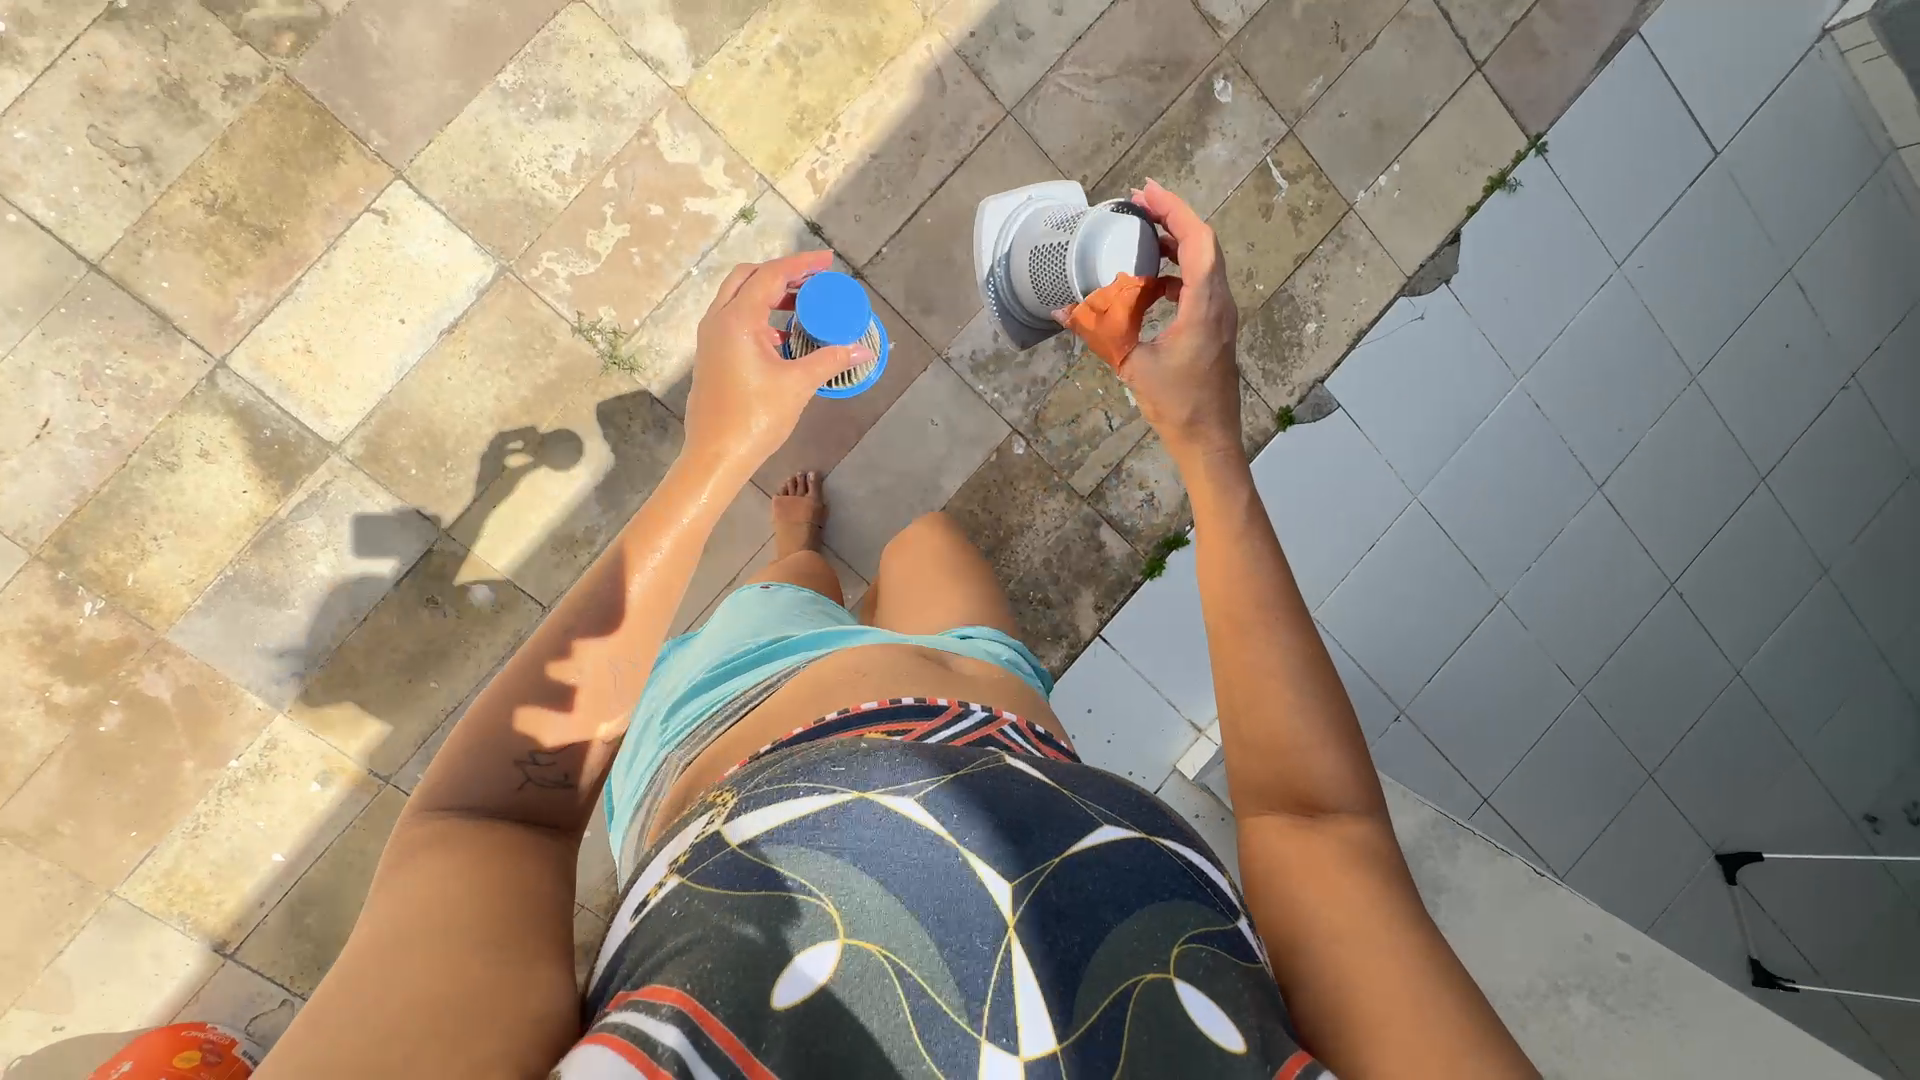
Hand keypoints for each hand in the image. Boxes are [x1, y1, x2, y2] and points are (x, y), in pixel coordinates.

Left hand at [681, 251, 873, 474]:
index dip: (801, 264)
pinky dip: (759, 316)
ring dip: (769, 295)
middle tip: (813, 281)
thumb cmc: (755, 417)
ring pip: (739, 299)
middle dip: (782, 274)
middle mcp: (718, 320)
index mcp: (737, 320)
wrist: (716, 454)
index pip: (770, 276)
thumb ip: (830, 360)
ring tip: (803, 307)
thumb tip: (863, 350)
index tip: (827, 262)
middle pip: (748, 278)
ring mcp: (711, 338)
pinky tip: (783, 337)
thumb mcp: (798, 385)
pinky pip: (735, 320)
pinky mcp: (712, 355)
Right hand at [1057, 180, 1241, 465]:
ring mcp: (1221, 315)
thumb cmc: (1175, 404)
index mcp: (1204, 305)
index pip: (1198, 239)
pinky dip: (1178, 273)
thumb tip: (1060, 310)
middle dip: (1172, 218)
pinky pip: (1200, 286)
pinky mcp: (1216, 328)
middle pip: (1204, 244)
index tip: (1144, 193)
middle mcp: (1220, 302)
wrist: (1208, 439)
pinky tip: (1152, 284)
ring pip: (1205, 264)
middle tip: (1137, 206)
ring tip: (1142, 236)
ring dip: (1176, 244)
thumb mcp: (1130, 365)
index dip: (1173, 209)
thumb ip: (1097, 332)